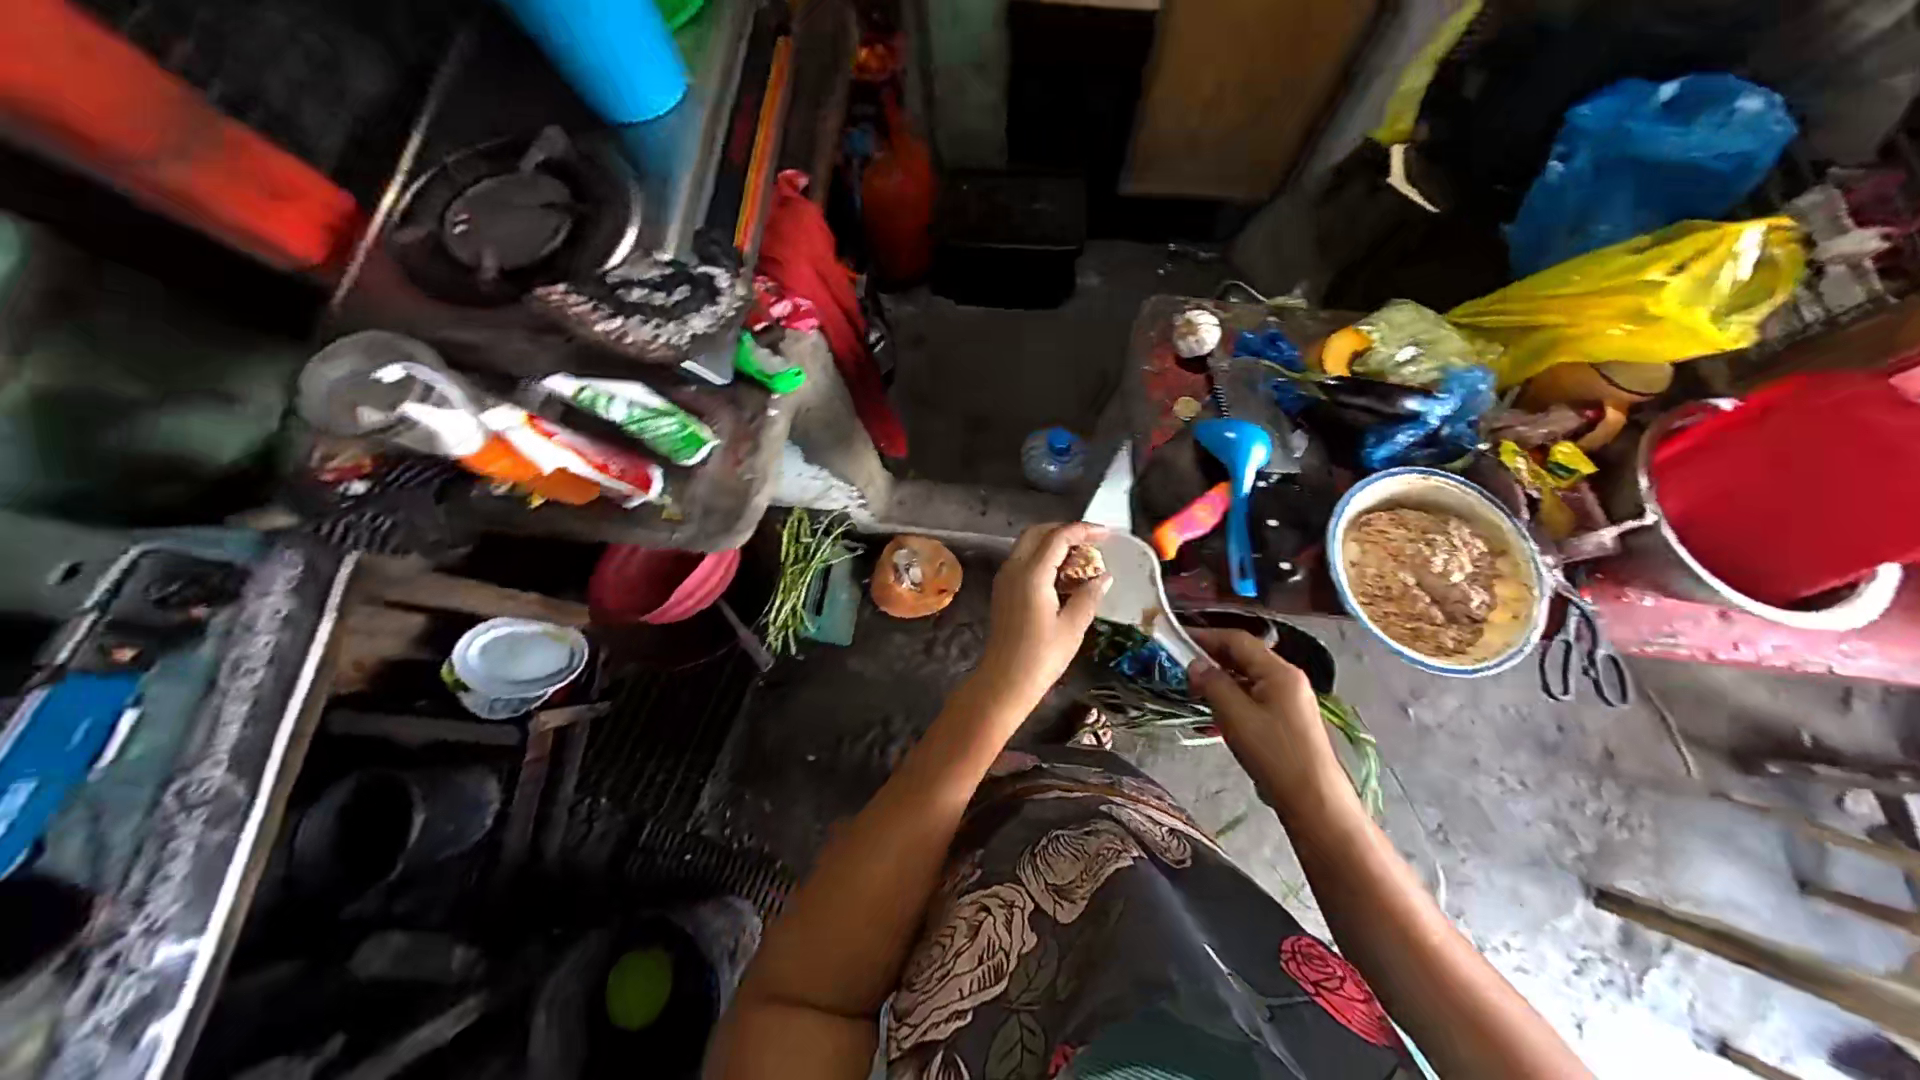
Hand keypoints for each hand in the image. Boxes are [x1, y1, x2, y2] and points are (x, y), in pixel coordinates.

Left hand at [975, 523, 1110, 707]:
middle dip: (1065, 530)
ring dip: (1053, 542)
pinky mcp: (1002, 590)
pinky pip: (1023, 560)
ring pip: (1028, 545)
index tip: (1106, 533)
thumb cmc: (1040, 657)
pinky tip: (1063, 573)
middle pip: (1038, 533)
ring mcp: (1004, 579)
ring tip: (1082, 555)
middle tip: (1093, 539)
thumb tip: (1104, 577)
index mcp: (1031, 574)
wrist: (1004, 681)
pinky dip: (1043, 556)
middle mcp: (1013, 569)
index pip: (1057, 537)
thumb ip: (1088, 596)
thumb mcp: (1072, 627)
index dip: (1083, 530)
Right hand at [1186, 629, 1343, 802]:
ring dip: (1219, 682)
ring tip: (1193, 691)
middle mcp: (1287, 679)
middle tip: (1181, 665)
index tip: (1178, 638)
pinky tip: (1213, 718)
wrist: (1313, 799)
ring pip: (1247, 680)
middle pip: (1244, 657)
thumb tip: (1195, 664)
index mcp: (1278, 671)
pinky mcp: (1287, 720)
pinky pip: (1253, 699)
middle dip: (1211, 659)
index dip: (1206, 636)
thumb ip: (1213, 684)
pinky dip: (1231, 701)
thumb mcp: (1235, 715)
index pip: (1237, 640)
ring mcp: (1289, 700)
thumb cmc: (1273, 753)